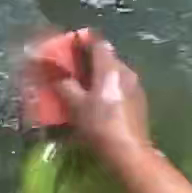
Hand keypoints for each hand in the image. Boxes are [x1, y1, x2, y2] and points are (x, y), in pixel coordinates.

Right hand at [39, 31, 153, 168]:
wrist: (128, 151)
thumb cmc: (99, 125)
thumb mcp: (75, 105)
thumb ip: (64, 85)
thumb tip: (53, 73)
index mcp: (110, 68)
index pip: (98, 43)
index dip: (83, 41)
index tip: (68, 45)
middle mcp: (126, 72)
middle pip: (105, 57)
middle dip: (87, 60)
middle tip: (69, 69)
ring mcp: (134, 86)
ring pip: (112, 72)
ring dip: (96, 75)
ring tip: (79, 87)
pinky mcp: (138, 100)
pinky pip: (118, 85)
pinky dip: (105, 87)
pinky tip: (95, 101)